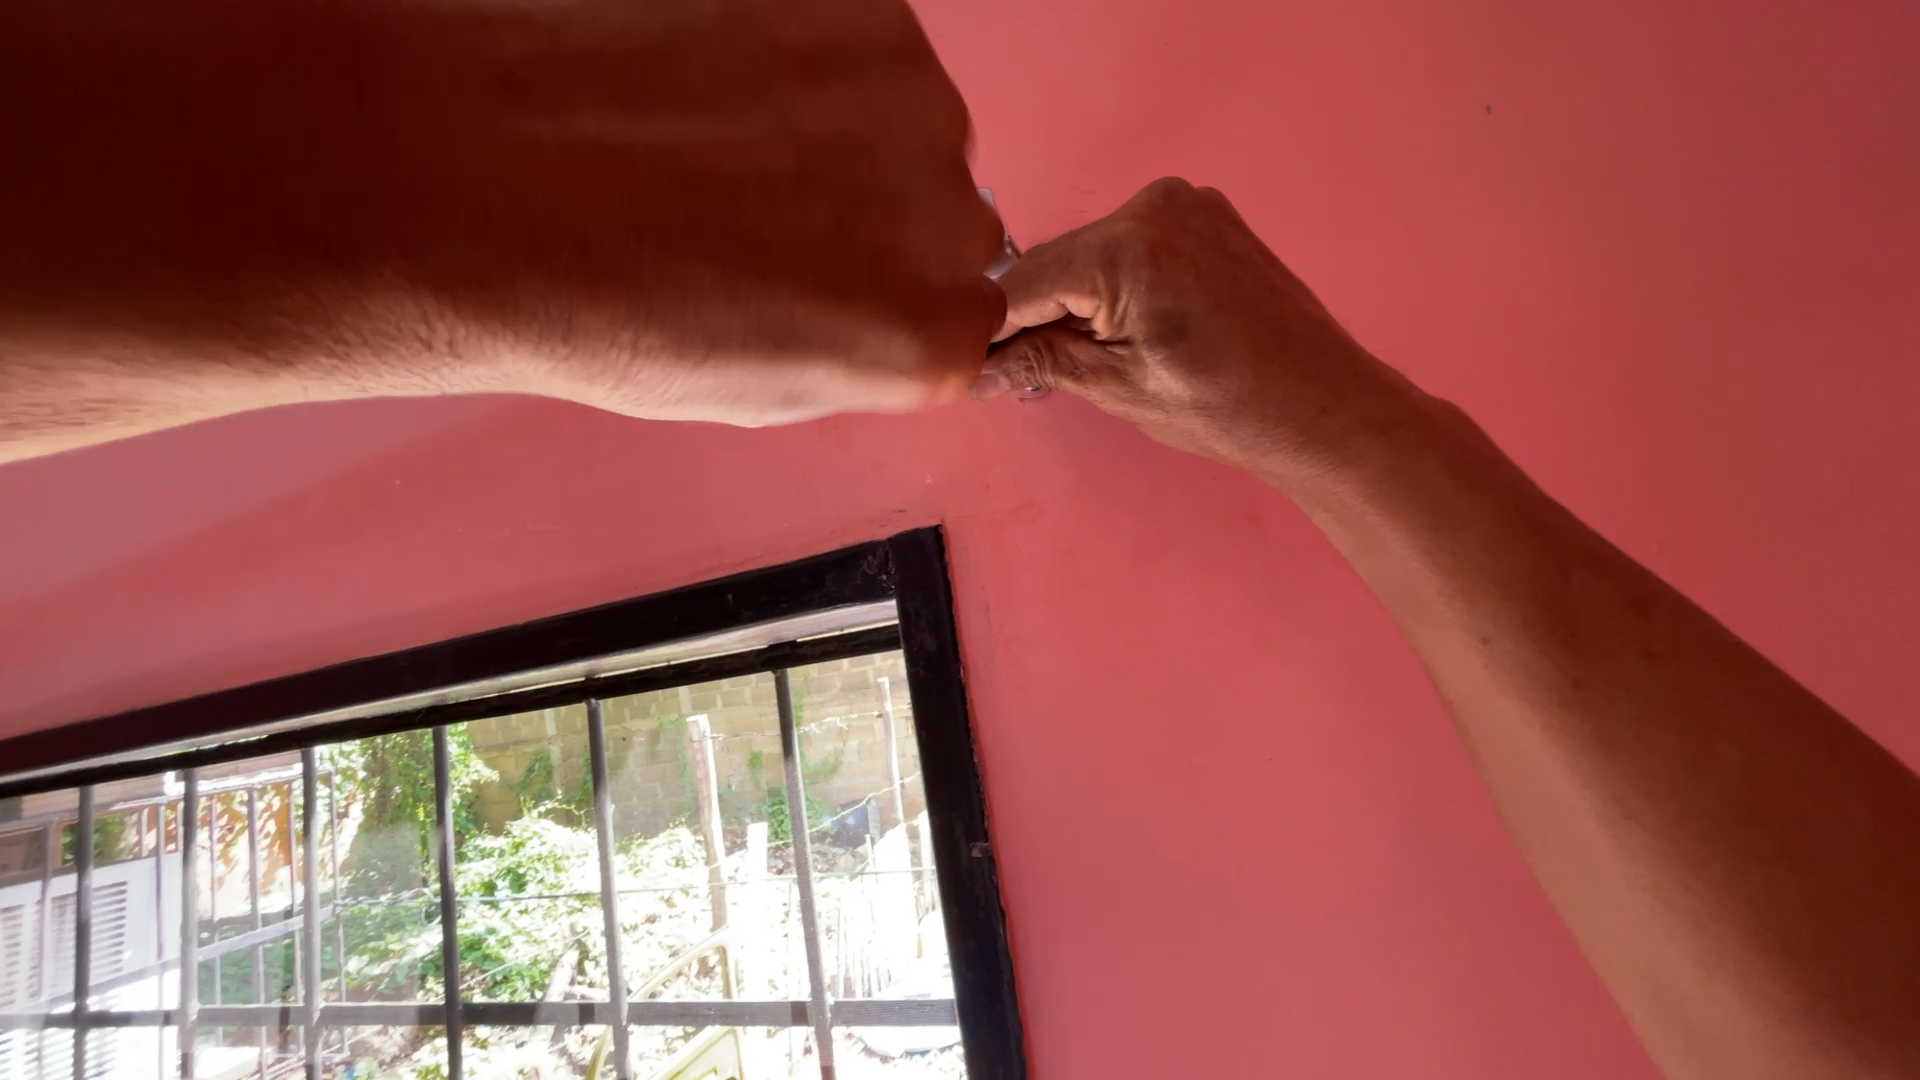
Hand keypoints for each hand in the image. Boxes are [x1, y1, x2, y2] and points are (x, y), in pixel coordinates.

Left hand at [1, 0, 1004, 428]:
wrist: (465, 178)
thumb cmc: (606, 317)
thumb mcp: (763, 388)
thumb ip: (866, 349)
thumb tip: (896, 297)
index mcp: (933, 338)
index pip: (968, 306)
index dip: (894, 290)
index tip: (833, 278)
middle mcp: (951, 219)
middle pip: (949, 210)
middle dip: (876, 213)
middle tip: (763, 207)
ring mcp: (910, 93)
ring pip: (903, 115)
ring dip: (838, 125)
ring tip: (718, 136)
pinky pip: (855, 35)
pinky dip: (801, 50)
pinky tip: (708, 68)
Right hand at [978, 178, 1425, 486]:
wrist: (1323, 406)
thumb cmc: (1226, 408)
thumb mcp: (1117, 387)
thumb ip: (1039, 363)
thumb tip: (974, 370)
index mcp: (1130, 245)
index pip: (1024, 281)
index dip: (988, 328)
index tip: (965, 365)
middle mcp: (1156, 204)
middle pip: (1056, 264)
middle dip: (1029, 316)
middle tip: (1011, 374)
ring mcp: (1187, 205)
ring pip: (1090, 257)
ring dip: (1068, 304)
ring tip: (1067, 361)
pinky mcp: (1206, 219)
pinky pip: (1129, 251)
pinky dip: (1108, 288)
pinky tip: (1112, 332)